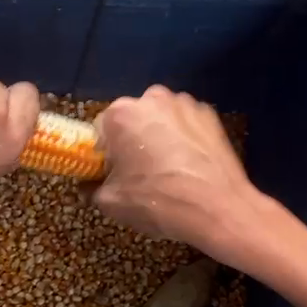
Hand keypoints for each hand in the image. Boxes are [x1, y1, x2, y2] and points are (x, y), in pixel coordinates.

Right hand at [91, 86, 267, 258]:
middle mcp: (151, 98)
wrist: (218, 208)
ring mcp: (185, 103)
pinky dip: (182, 142)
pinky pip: (185, 127)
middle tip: (138, 177)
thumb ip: (91, 188)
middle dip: (131, 144)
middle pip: (131, 122)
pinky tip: (188, 168)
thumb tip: (89, 185)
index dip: (102, 155)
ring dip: (157, 140)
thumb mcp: (111, 204)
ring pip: (159, 122)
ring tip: (167, 174)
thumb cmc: (157, 201)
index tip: (110, 175)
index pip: (99, 131)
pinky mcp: (210, 115)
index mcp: (120, 114)